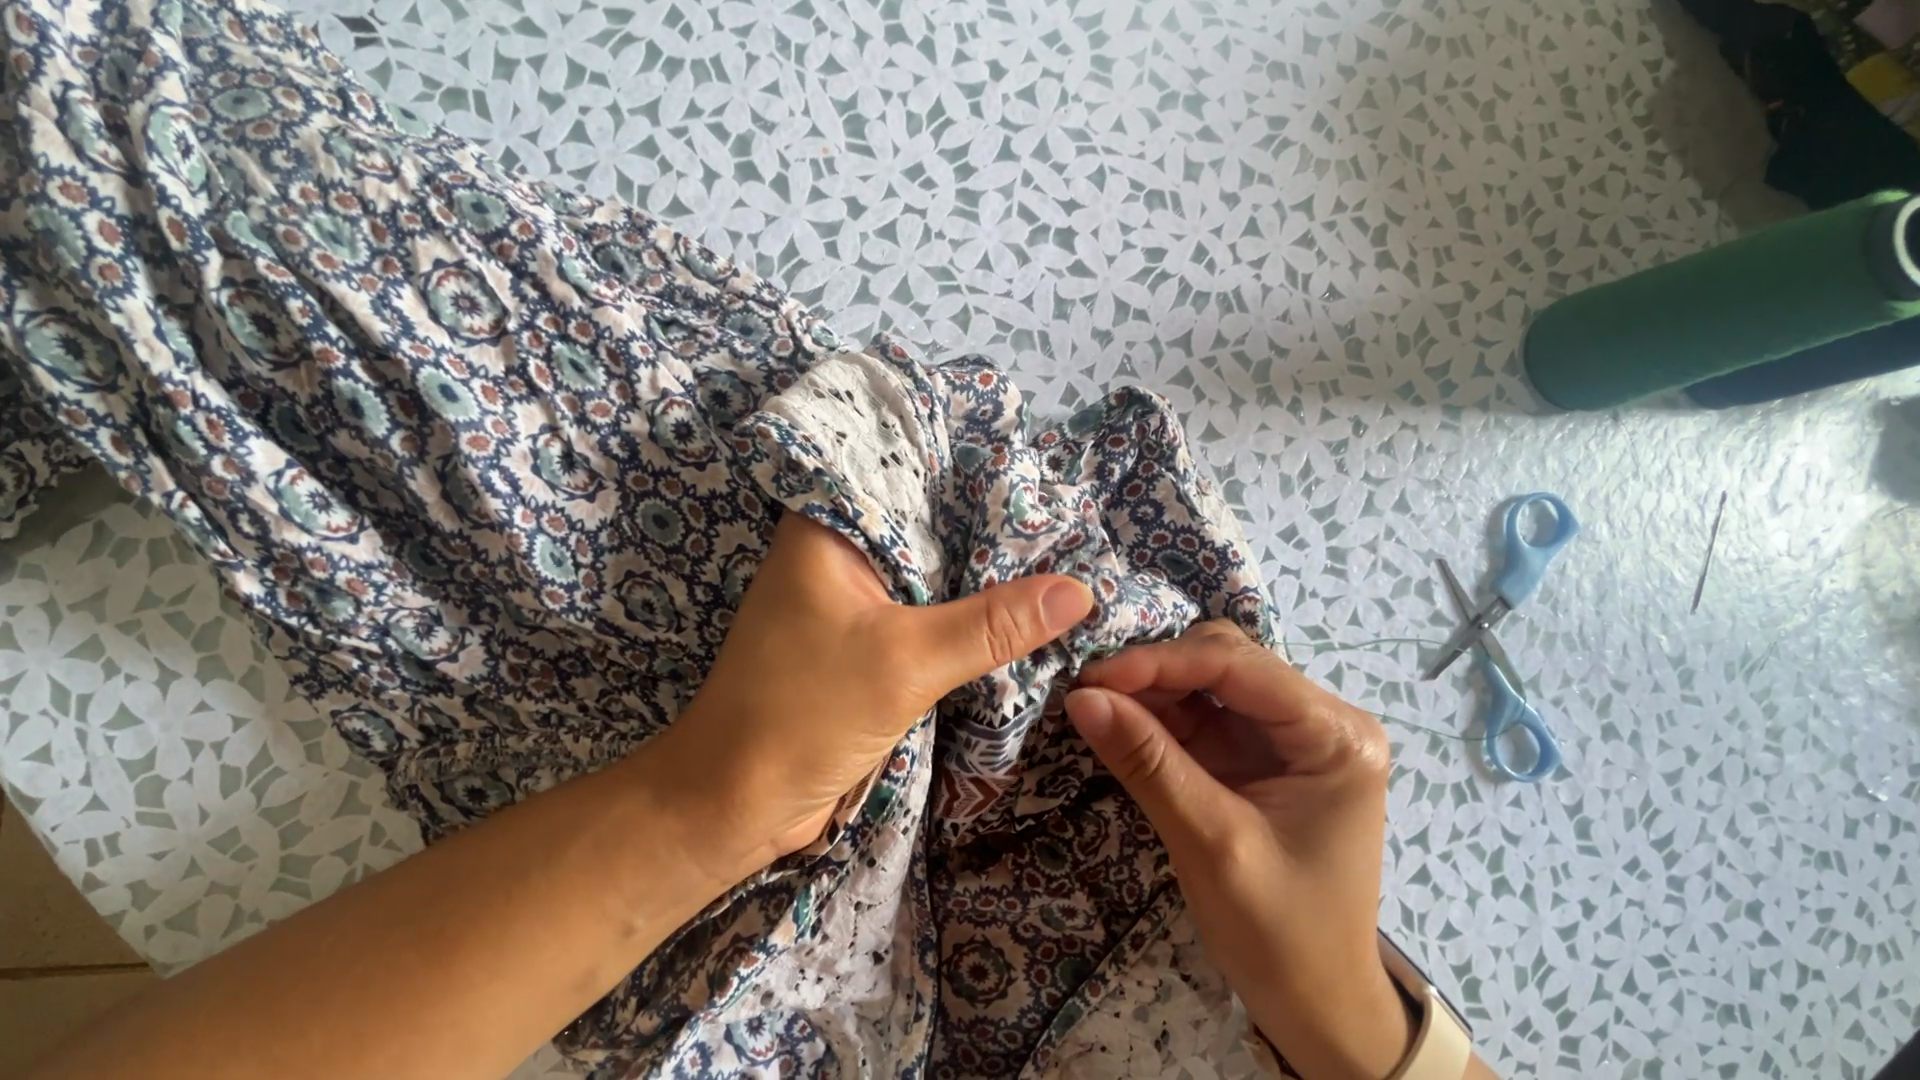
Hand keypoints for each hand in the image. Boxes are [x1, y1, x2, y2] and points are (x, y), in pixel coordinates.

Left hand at [654, 512, 1093, 878]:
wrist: (738, 803)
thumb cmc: (803, 714)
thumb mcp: (906, 662)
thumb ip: (992, 624)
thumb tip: (1080, 590)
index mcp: (826, 529)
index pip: (910, 478)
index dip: (976, 476)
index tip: (1044, 477)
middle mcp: (835, 552)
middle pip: (926, 529)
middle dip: (988, 533)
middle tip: (1068, 523)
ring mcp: (848, 599)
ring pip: (928, 575)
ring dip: (979, 580)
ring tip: (1059, 560)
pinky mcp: (860, 641)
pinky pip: (922, 614)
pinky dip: (961, 618)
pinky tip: (1016, 614)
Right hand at [1066, 620, 1409, 1079]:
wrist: (1316, 1004)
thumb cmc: (1281, 933)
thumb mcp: (1211, 844)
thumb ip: (1148, 763)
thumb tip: (1080, 697)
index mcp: (1334, 735)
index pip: (1238, 667)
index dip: (1161, 662)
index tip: (1091, 677)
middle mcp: (1319, 721)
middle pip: (1226, 661)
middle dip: (1156, 671)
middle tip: (1091, 694)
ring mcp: (1289, 737)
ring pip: (1209, 682)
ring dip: (1153, 690)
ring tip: (1098, 708)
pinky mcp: (1259, 756)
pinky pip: (1203, 715)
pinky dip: (1160, 716)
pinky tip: (1123, 725)